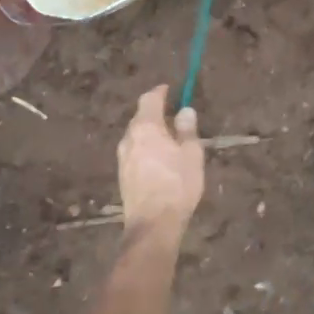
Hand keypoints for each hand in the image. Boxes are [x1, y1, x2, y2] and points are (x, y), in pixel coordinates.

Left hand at [116, 85, 204, 238]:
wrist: (153, 224)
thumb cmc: (177, 184)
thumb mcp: (191, 155)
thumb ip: (187, 130)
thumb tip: (184, 111)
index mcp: (146, 127)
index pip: (149, 99)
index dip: (160, 92)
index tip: (169, 89)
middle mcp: (129, 138)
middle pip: (140, 117)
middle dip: (156, 113)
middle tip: (173, 115)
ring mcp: (122, 157)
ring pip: (136, 135)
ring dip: (151, 132)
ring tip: (169, 138)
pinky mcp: (122, 175)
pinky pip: (135, 151)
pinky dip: (146, 147)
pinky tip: (159, 158)